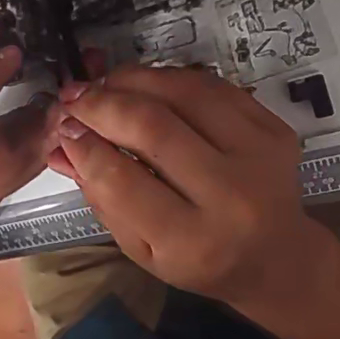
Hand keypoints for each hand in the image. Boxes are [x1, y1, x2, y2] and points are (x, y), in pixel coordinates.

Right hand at [52, 64, 337, 310]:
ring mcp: (260, 155)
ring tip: (105, 84)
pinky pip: (214, 86)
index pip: (124, 182)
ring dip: (135, 80)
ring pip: (186, 93)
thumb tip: (64, 145)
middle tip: (74, 98)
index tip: (64, 130)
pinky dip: (171, 78)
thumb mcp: (143, 249)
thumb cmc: (200, 260)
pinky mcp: (274, 128)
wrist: (275, 254)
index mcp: (192, 241)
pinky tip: (146, 84)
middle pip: (154, 128)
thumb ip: (103, 198)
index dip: (86, 148)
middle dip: (103, 105)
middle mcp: (231, 195)